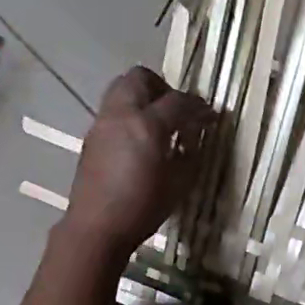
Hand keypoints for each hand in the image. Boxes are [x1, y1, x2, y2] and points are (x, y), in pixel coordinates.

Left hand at [66, 67, 212, 254]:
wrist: (97, 225)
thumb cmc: (143, 208)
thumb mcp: (178, 185)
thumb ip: (190, 156)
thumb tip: (196, 140)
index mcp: (147, 125)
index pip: (178, 102)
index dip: (199, 106)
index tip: (212, 116)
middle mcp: (122, 114)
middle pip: (141, 78)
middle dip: (164, 88)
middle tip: (179, 111)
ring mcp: (103, 122)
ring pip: (122, 89)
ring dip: (144, 97)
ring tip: (160, 123)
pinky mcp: (93, 135)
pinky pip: (114, 110)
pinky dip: (131, 113)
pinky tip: (142, 140)